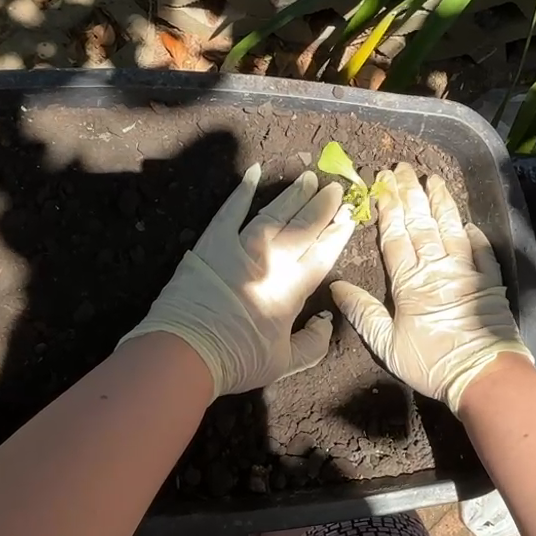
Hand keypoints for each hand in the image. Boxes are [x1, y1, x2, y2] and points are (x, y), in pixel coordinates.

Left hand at [124, 165, 355, 397]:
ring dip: (292, 195)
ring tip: (308, 178)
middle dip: (321, 206)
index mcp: (293, 290)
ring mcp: (241, 247)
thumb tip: (325, 322)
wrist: (186, 351)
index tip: (349, 215)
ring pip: (273, 214)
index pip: (323, 254)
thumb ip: (312, 343)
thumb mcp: (284, 363)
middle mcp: (272, 261)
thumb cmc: (237, 360)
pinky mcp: (212, 243)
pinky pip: (229, 211)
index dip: (338, 234)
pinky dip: (242, 191)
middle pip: (303, 227)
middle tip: (334, 188)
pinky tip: (254, 172)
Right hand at [330, 163, 530, 409]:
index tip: (381, 184)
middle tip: (403, 168)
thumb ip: (363, 313)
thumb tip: (337, 286)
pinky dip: (473, 234)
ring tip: (434, 179)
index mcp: (409, 282)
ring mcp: (466, 271)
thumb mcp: (387, 344)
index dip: (387, 208)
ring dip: (441, 202)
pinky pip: (481, 250)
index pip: (395, 236)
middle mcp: (437, 268)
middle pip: (421, 223)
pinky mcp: (490, 281)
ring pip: (450, 228)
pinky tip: (467, 221)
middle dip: (410, 193)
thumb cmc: (431, 362)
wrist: (483, 375)